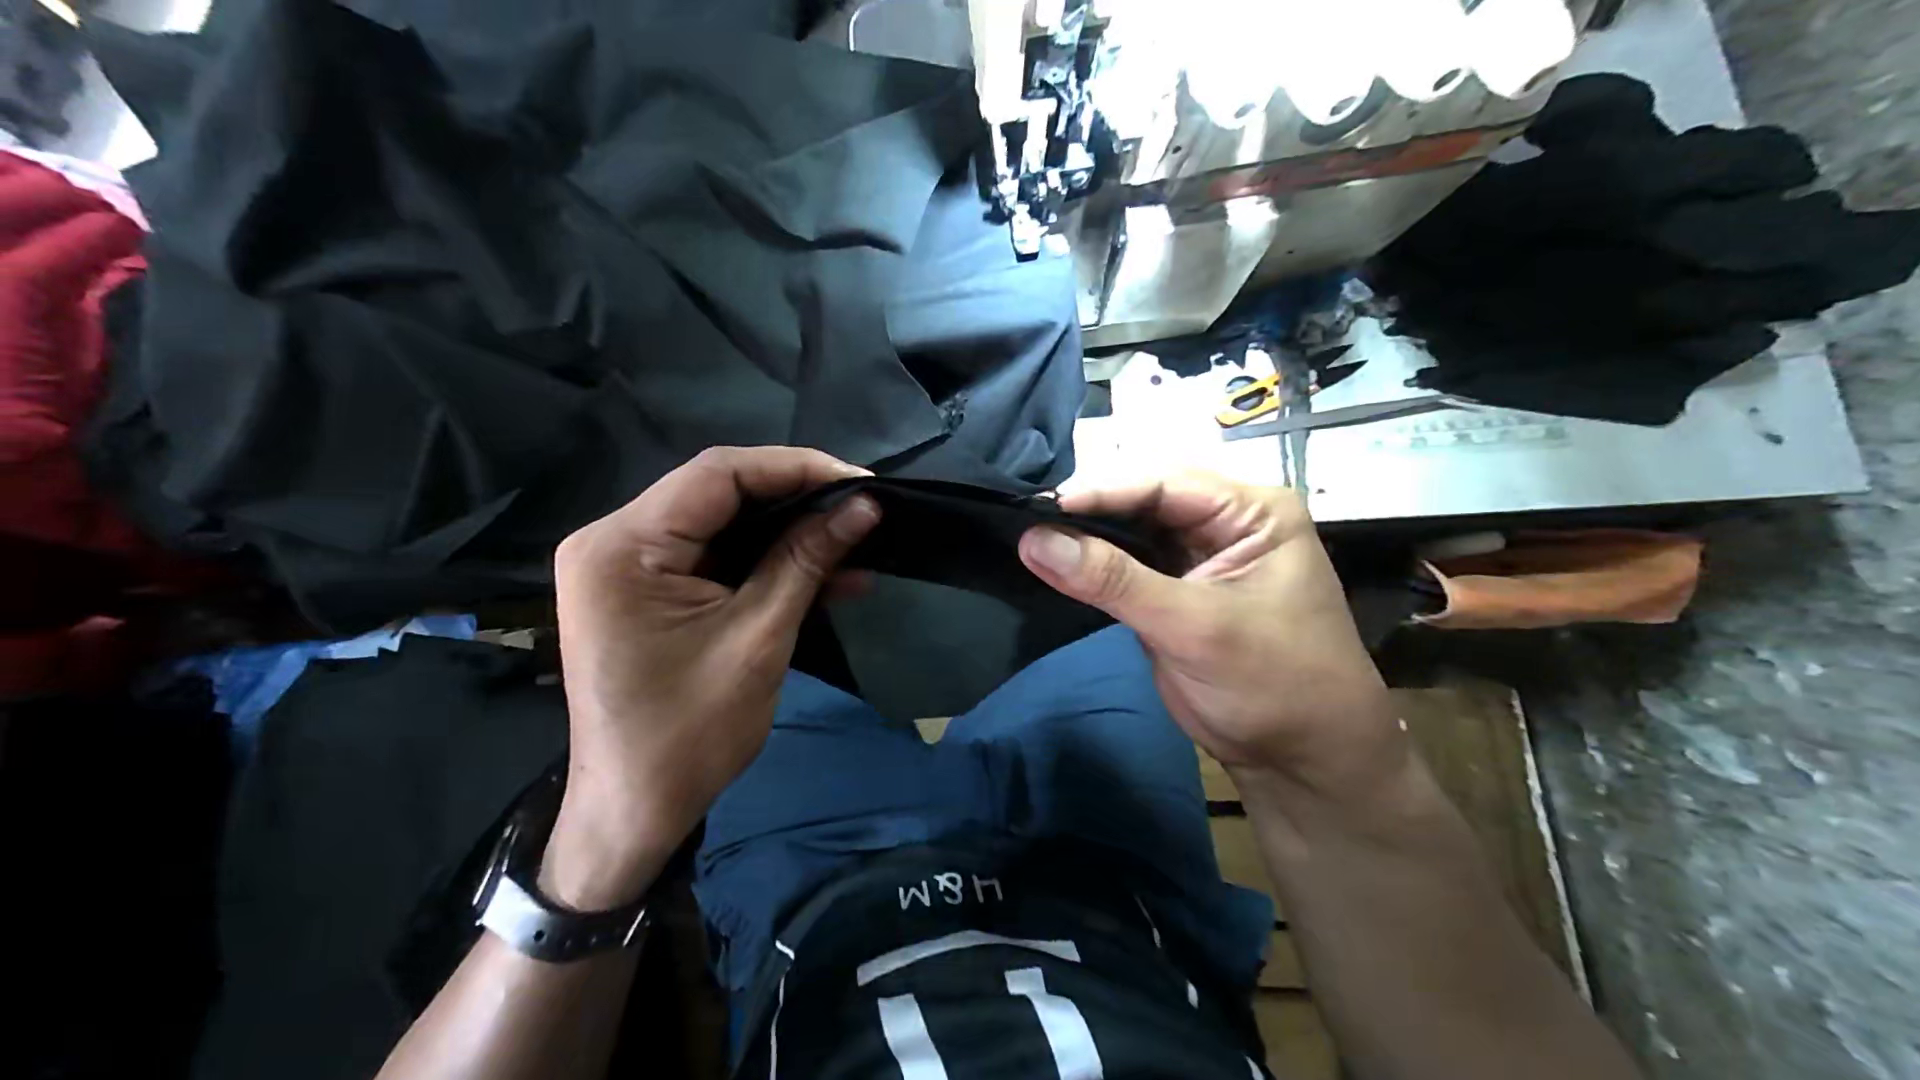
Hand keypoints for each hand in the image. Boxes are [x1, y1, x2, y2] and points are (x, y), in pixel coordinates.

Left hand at [544, 447, 880, 907]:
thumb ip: (807, 559)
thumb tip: (865, 505)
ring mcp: (628, 565)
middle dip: (798, 500)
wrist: (637, 810)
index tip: (861, 481)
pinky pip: (717, 558)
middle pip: (720, 494)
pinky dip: (768, 564)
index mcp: (623, 546)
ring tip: (856, 541)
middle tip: (862, 507)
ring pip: (725, 525)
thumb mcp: (758, 637)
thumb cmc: (691, 733)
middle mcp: (614, 541)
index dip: (796, 469)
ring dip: (790, 534)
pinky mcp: (649, 589)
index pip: (718, 474)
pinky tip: (825, 575)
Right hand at [1019, 474, 1406, 801]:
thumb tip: (1034, 540)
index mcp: (1252, 511)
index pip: (1164, 484)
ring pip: (1130, 531)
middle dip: (1089, 512)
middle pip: (1144, 500)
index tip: (1040, 507)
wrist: (1301, 761)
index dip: (1100, 492)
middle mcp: (1225, 522)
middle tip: (1028, 521)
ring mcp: (1198, 556)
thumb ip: (1114, 580)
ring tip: (1031, 538)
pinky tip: (1057, 562)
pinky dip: (1093, 566)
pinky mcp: (1175, 589)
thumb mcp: (1194, 627)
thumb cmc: (1272, 684)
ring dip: (1086, 538)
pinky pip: (1127, 565)